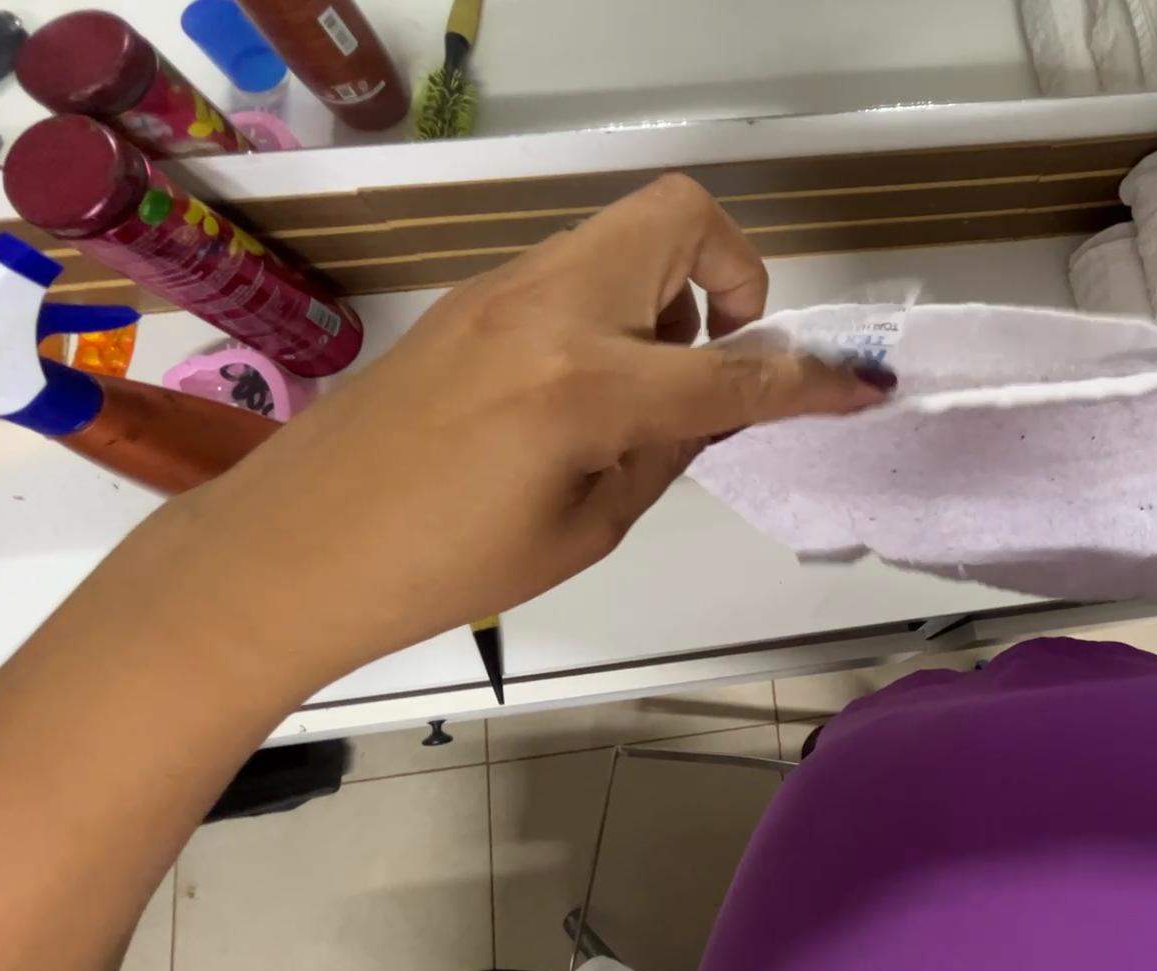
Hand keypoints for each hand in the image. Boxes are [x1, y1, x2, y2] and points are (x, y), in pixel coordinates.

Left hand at [124, 173, 888, 699]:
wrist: (290, 551)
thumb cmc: (450, 569)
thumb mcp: (592, 525)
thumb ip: (671, 446)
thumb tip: (722, 401)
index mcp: (583, 387)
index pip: (736, 372)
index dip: (813, 382)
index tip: (865, 386)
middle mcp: (549, 308)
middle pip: (683, 216)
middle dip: (737, 275)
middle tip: (724, 352)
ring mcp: (504, 288)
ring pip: (634, 234)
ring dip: (676, 294)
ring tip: (650, 384)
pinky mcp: (477, 295)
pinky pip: (586, 269)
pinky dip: (626, 308)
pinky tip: (594, 384)